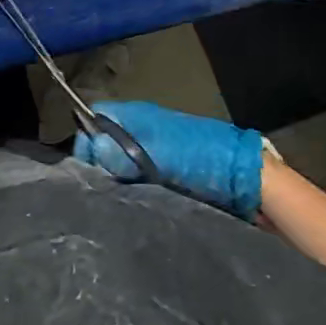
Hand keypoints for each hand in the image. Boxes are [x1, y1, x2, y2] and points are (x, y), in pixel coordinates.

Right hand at [73, 100, 265, 218]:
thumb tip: (92, 148)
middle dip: (96, 164)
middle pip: (104, 142)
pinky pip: (132, 180)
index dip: (86, 139)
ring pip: (116, 163)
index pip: (98, 117)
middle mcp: (141, 131)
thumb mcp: (164, 151)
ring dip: (111, 181)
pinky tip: (126, 208)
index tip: (83, 171)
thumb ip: (128, 150)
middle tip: (94, 193)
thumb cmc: (203, 158)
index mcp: (139, 116)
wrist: (242, 179)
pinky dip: (126, 192)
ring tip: (108, 205)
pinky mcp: (160, 175)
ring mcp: (151, 153)